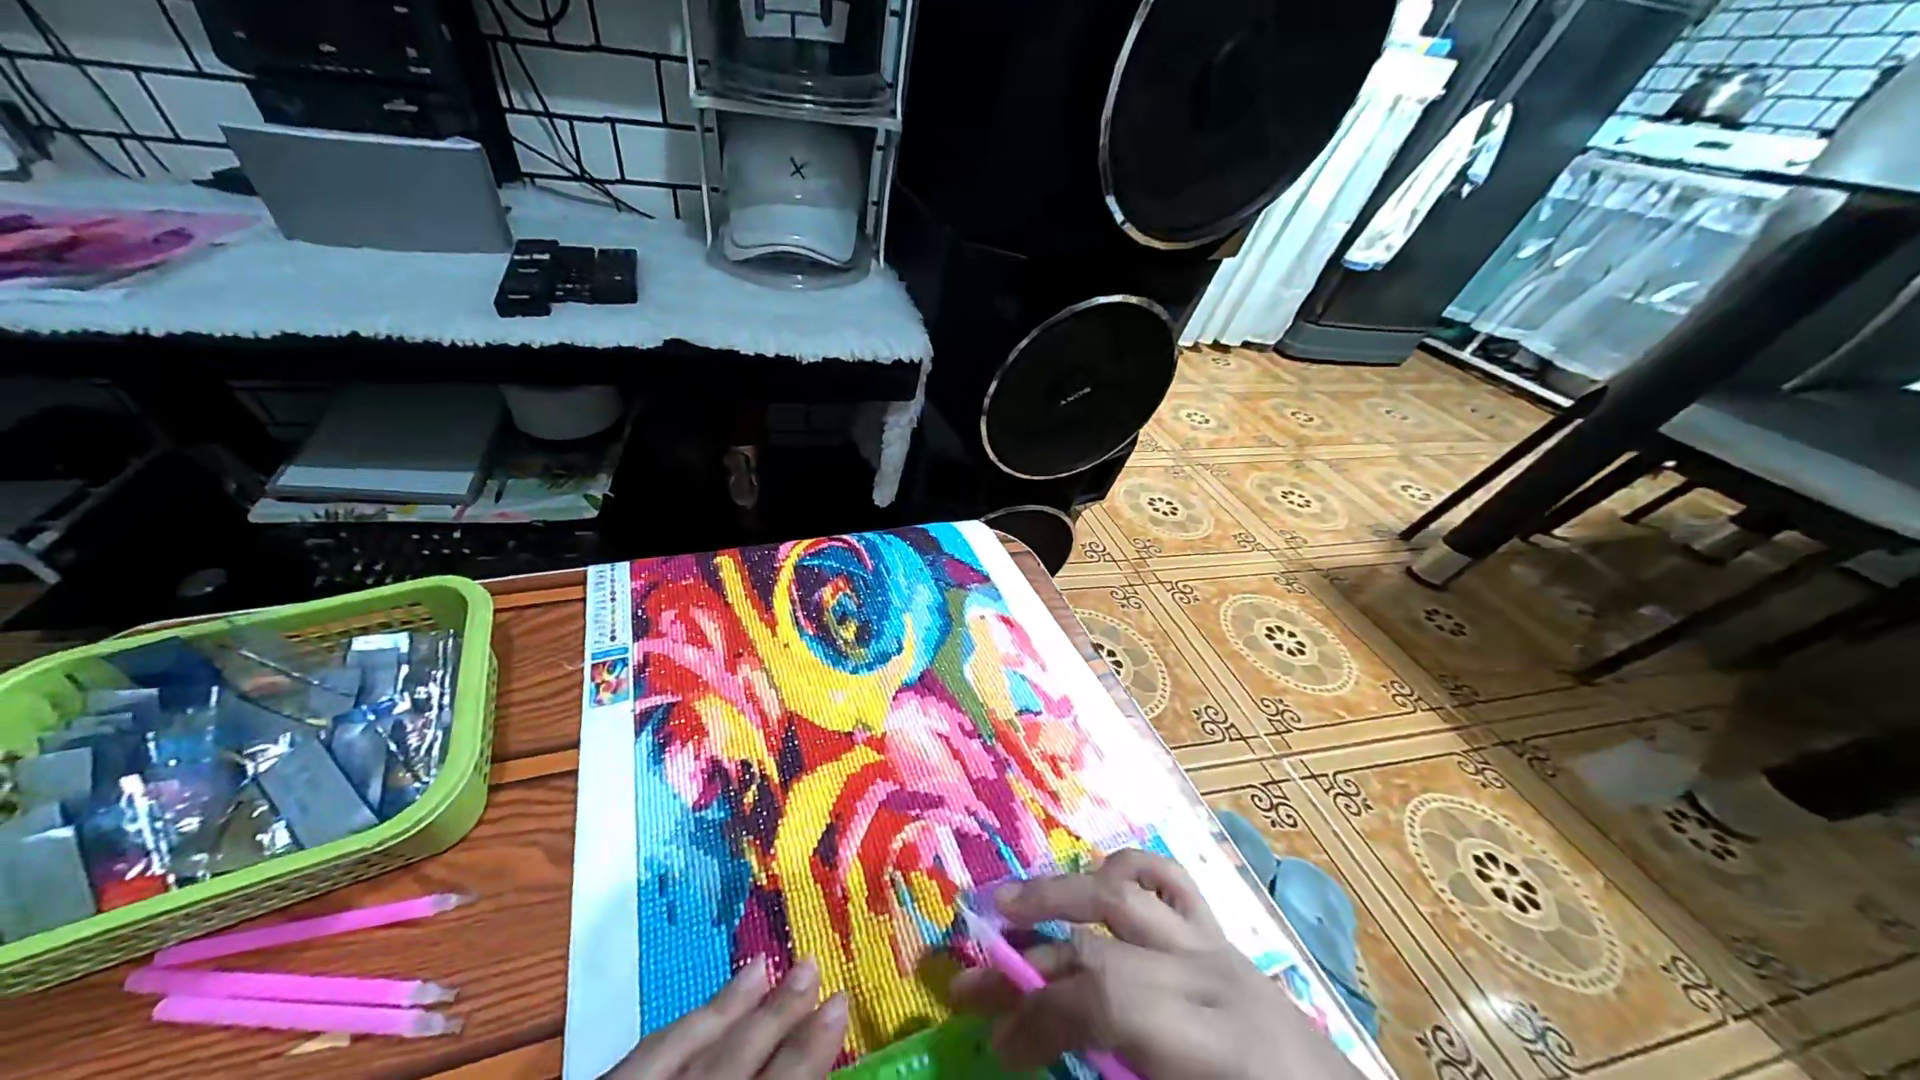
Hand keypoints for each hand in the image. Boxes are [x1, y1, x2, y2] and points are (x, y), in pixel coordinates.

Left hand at [608, 958, 847, 1079]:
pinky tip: (699, 1007)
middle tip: (810, 963)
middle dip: (777, 1012)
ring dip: (728, 1005)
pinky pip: (642, 1056)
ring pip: (688, 1047)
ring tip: (762, 963)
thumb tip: (811, 1062)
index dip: (812, 1047)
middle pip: (736, 1058)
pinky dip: (677, 1028)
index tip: (841, 1001)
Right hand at [949, 850, 1363, 1079]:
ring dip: (1056, 894)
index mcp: (1213, 1039)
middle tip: (967, 988)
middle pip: (1097, 943)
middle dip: (1023, 964)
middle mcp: (1213, 975)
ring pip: (1125, 889)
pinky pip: (1170, 883)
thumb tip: (1034, 1057)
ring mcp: (1221, 947)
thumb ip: (1110, 1075)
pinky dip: (1123, 874)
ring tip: (1003, 905)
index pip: (1101, 997)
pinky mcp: (1225, 941)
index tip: (996, 1049)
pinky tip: (1091, 886)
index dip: (1035, 1018)